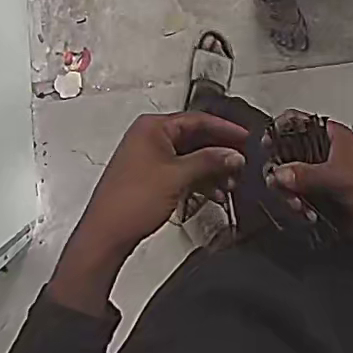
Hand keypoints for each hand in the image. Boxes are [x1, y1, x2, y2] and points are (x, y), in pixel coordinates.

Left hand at [50, 112, 248, 314]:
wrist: (108, 232)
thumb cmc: (131, 200)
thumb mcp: (178, 176)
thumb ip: (209, 161)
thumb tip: (232, 154)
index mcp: (152, 127)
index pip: (196, 120)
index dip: (224, 129)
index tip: (244, 138)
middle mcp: (149, 137)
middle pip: (194, 138)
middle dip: (219, 152)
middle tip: (241, 162)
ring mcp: (148, 156)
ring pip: (189, 156)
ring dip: (211, 169)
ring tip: (231, 182)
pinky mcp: (149, 176)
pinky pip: (180, 171)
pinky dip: (198, 180)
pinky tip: (214, 193)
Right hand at [267, 116, 352, 256]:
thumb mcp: (338, 177)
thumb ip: (303, 174)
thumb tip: (275, 175)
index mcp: (330, 136)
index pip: (295, 122)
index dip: (279, 130)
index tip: (268, 146)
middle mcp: (322, 152)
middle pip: (285, 151)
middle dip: (280, 170)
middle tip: (281, 186)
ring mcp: (319, 175)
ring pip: (287, 176)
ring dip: (288, 192)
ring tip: (300, 206)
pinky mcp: (319, 197)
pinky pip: (295, 195)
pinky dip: (295, 204)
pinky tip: (306, 214)